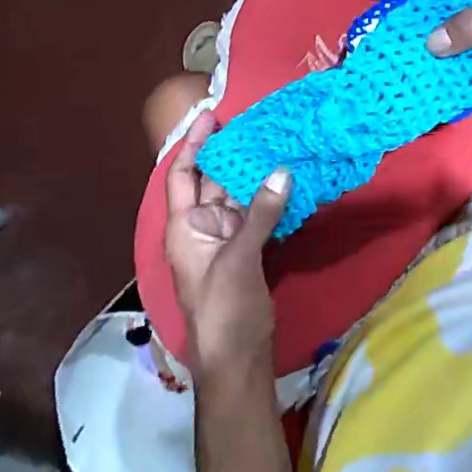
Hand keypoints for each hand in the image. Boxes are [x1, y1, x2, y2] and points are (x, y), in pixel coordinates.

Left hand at [163, 112, 290, 374]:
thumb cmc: (223, 307)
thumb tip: (283, 171)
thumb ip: (261, 213)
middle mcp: (202, 228)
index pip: (183, 175)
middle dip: (231, 153)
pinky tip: (288, 178)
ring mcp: (226, 239)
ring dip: (255, 173)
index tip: (211, 115)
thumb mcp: (239, 258)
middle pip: (213, 181)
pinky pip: (257, 214)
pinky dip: (270, 197)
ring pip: (239, 196)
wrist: (236, 356)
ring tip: (275, 142)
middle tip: (255, 122)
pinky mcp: (248, 250)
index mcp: (185, 227)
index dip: (195, 144)